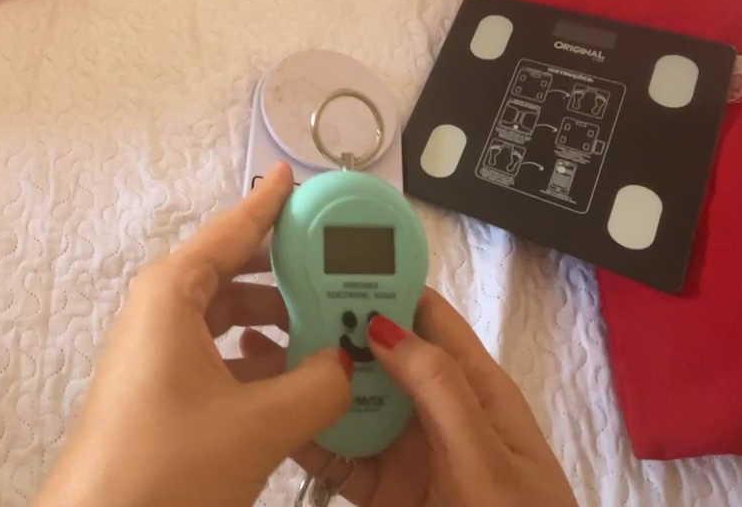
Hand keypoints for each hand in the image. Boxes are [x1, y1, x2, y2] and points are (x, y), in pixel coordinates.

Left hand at [37, 162, 352, 506]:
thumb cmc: (165, 465)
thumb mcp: (255, 425)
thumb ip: (315, 388)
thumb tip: (348, 365)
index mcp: (173, 291)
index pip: (232, 230)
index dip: (268, 204)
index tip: (294, 178)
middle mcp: (161, 304)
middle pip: (232, 267)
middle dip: (283, 267)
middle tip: (332, 263)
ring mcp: (157, 341)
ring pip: (226, 310)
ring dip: (273, 315)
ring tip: (324, 324)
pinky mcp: (160, 378)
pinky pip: (216, 345)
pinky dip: (254, 351)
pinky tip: (290, 373)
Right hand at [249, 288, 576, 506]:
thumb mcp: (489, 462)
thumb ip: (440, 391)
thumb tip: (382, 322)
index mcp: (471, 386)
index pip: (423, 313)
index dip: (380, 279)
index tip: (326, 257)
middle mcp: (432, 405)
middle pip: (373, 349)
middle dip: (326, 321)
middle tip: (269, 297)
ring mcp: (404, 447)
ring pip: (347, 396)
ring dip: (305, 372)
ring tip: (252, 344)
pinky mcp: (380, 487)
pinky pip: (335, 450)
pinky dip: (302, 429)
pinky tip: (266, 407)